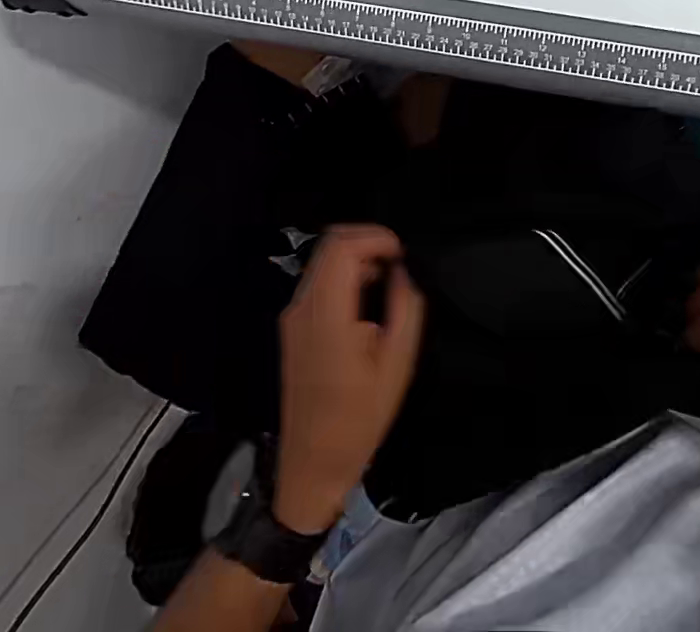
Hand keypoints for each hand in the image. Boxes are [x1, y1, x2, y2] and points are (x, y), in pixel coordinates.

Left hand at [273, 225, 425, 533]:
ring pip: (322, 261)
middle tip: (400, 259)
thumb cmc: (360, 417)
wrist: (313, 463)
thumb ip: (405, 306)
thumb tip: (403, 270)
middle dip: (368, 240)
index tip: (404, 253)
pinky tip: (369, 295)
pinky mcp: (293, 327)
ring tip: (390, 276)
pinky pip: (318, 282)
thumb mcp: (398, 362)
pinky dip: (345, 274)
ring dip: (357, 256)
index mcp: (327, 314)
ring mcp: (293, 317)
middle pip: (329, 245)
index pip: (342, 247)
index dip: (376, 237)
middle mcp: (302, 307)